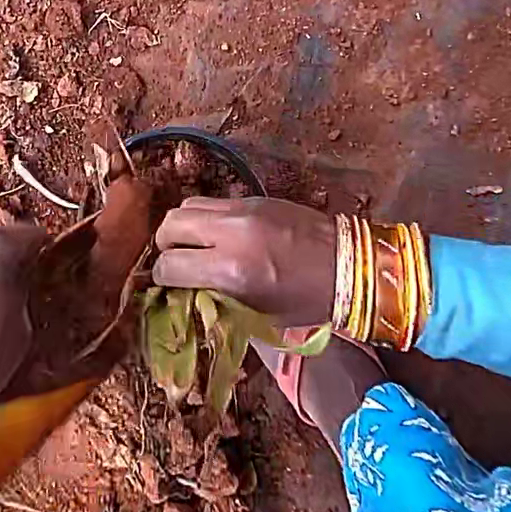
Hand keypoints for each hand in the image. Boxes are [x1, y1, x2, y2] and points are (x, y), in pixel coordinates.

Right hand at [152, 198, 336, 324]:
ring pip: (187, 205)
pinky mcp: (253, 198)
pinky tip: (218, 235)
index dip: (162, 277)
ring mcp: (242, 209)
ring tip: (194, 245)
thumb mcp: (256, 313)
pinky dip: (206, 218)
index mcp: (232, 270)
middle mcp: (231, 232)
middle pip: (170, 224)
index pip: (170, 265)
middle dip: (165, 245)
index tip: (167, 284)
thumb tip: (182, 291)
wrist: (349, 264)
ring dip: (183, 227)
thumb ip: (214, 299)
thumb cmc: (306, 300)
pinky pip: (213, 202)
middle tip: (176, 261)